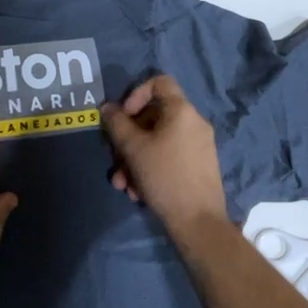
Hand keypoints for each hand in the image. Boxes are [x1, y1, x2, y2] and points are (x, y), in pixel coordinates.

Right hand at [101, 74, 228, 236]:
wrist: (200, 224)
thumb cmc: (166, 177)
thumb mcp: (134, 149)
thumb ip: (117, 124)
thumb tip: (107, 107)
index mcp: (182, 111)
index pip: (159, 82)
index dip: (136, 93)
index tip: (124, 116)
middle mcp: (194, 123)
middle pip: (153, 117)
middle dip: (129, 139)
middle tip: (115, 158)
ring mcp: (199, 146)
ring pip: (158, 142)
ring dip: (135, 159)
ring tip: (123, 185)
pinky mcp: (199, 167)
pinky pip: (169, 157)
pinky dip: (151, 168)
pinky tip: (138, 193)